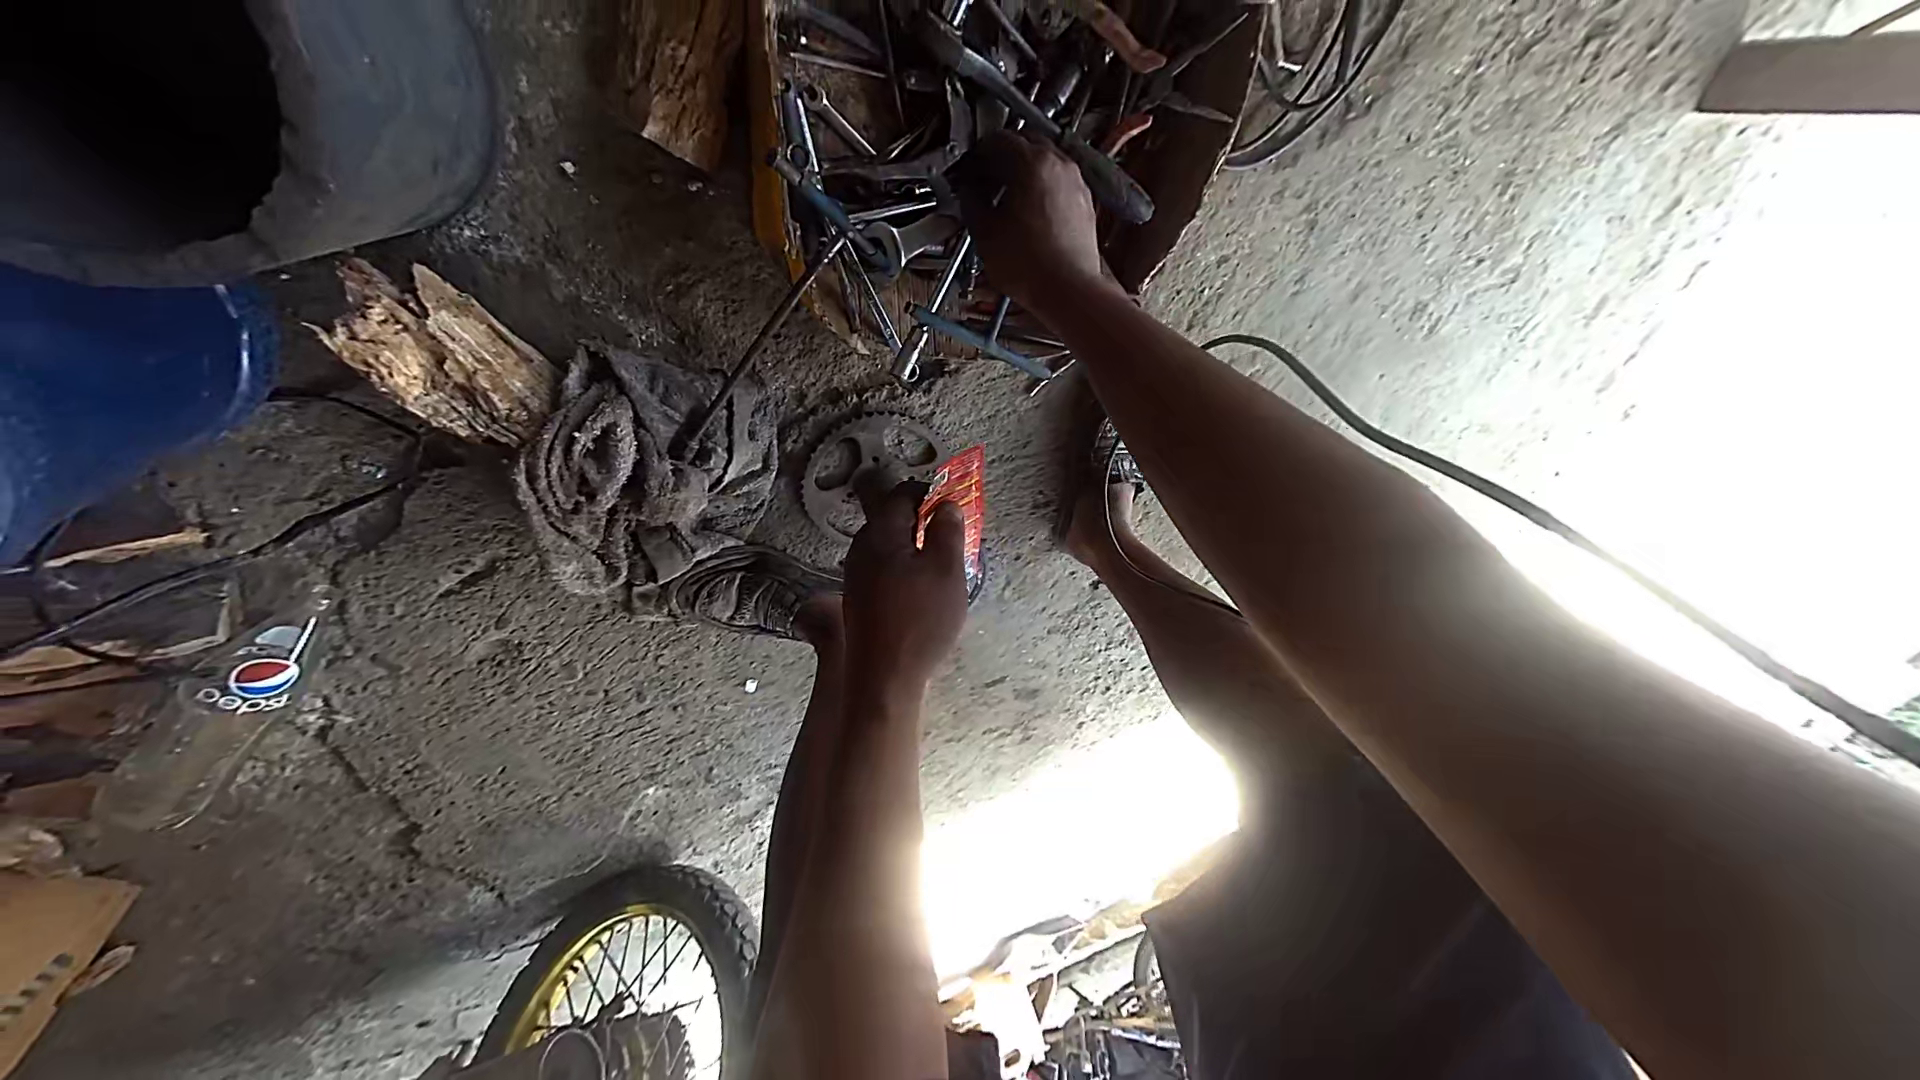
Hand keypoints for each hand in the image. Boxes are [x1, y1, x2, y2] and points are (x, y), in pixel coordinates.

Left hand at [842, 482, 968, 691]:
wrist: (884, 677)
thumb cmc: (920, 620)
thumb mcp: (947, 570)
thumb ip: (947, 531)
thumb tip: (946, 505)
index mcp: (880, 533)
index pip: (903, 494)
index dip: (930, 495)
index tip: (952, 509)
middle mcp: (861, 549)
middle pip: (891, 519)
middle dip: (922, 522)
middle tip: (951, 538)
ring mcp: (856, 575)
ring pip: (888, 546)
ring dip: (913, 547)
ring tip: (941, 567)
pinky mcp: (859, 599)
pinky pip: (883, 568)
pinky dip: (904, 569)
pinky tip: (922, 591)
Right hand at [957, 131, 1121, 313]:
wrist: (1068, 291)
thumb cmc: (1032, 267)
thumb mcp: (985, 233)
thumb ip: (972, 201)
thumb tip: (969, 191)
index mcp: (1032, 163)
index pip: (997, 139)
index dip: (976, 154)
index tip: (969, 169)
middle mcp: (1059, 165)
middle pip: (1024, 144)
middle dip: (1001, 160)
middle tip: (984, 181)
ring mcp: (1076, 183)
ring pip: (1043, 163)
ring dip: (1022, 174)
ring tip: (1005, 201)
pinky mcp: (1084, 204)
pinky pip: (1057, 185)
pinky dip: (1040, 191)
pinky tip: (1027, 216)